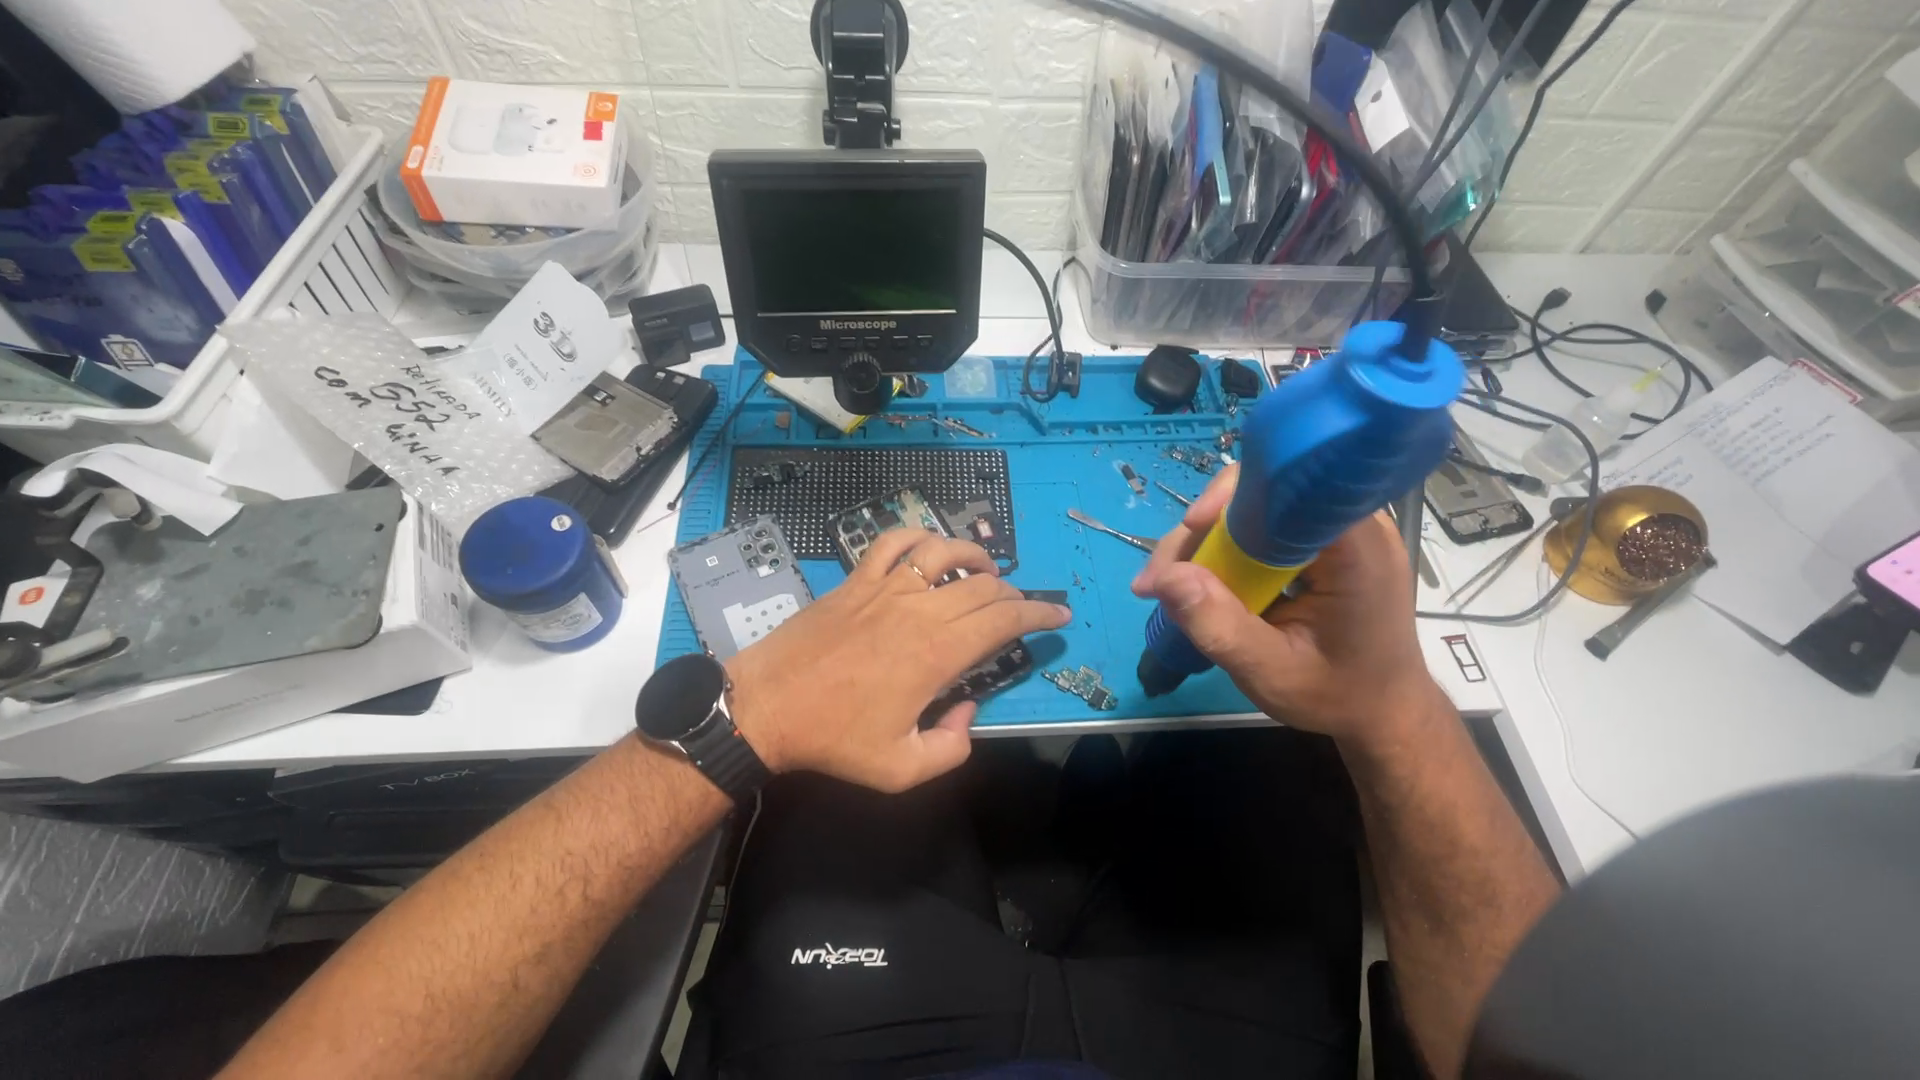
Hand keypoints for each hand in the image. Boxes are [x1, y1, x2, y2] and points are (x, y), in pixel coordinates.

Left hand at [724, 529, 1070, 792]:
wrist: (767, 707)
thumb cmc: (834, 739)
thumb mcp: (902, 769)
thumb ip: (951, 747)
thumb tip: (966, 712)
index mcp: (938, 653)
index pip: (1004, 619)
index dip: (1039, 614)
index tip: (1058, 614)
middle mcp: (918, 609)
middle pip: (983, 586)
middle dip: (1015, 594)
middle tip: (1022, 609)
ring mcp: (884, 587)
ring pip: (944, 553)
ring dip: (974, 557)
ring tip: (985, 571)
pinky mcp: (855, 580)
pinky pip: (892, 542)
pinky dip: (918, 538)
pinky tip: (927, 549)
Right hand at [1131, 465, 1443, 744]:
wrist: (1384, 714)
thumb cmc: (1338, 696)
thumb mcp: (1272, 672)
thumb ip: (1220, 626)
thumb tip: (1164, 578)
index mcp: (1355, 546)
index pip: (1289, 487)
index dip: (1233, 496)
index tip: (1192, 527)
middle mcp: (1348, 524)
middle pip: (1259, 498)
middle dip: (1201, 533)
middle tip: (1157, 581)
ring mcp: (1333, 533)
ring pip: (1252, 514)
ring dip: (1205, 547)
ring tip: (1167, 588)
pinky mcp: (1317, 546)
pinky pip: (1261, 533)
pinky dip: (1225, 555)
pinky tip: (1198, 585)